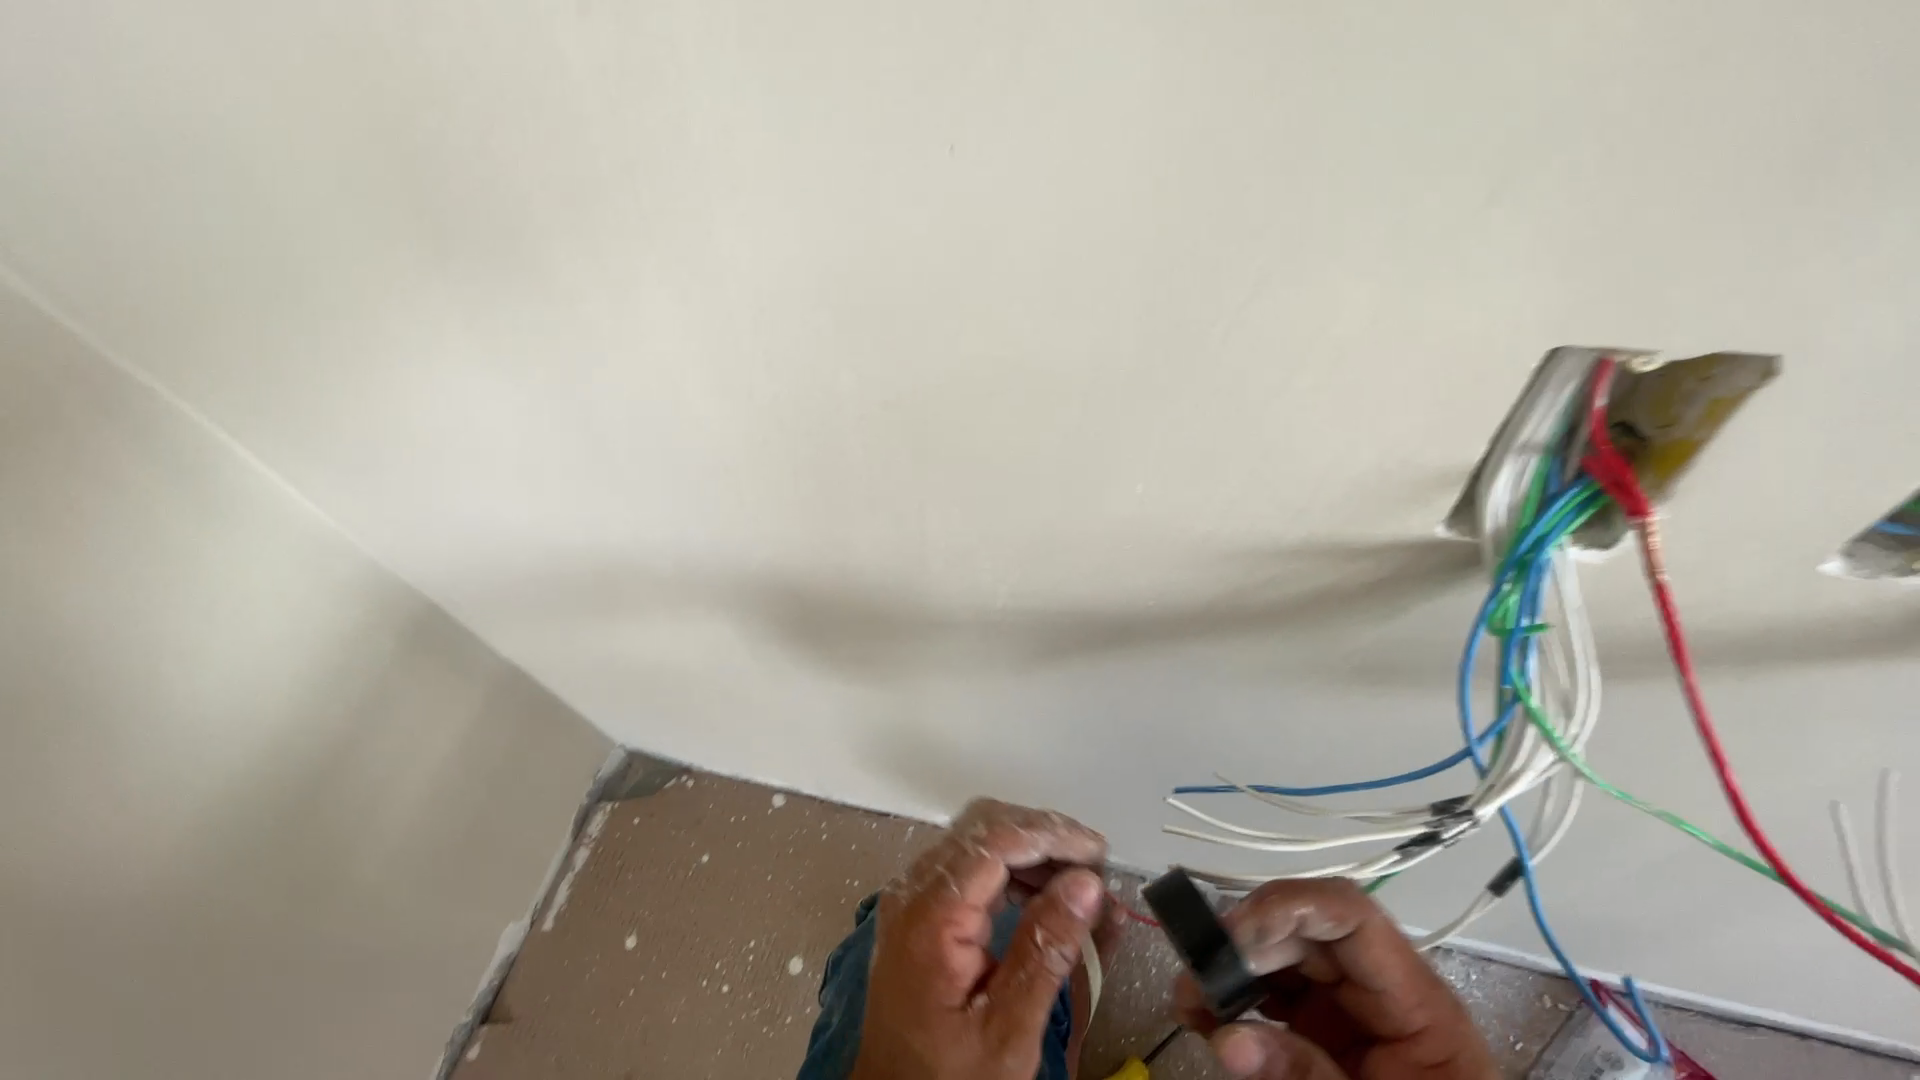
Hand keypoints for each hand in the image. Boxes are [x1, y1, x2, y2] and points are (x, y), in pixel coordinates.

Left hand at [849, 798, 1108, 1079]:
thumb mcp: (1008, 1030)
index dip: (1050, 834)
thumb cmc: (949, 1078)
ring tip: (1079, 884)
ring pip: (977, 838)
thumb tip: (1087, 884)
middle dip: (1044, 835)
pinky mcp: (920, 908)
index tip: (1097, 851)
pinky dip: (1011, 867)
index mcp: (931, 917)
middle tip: (1093, 865)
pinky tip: (1045, 894)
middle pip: (983, 827)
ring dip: (1031, 850)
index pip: (993, 840)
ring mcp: (913, 896)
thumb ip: (1045, 952)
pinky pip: (968, 864)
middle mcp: (914, 892)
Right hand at [1174, 879, 1496, 1079]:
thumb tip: (1225, 1040)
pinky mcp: (1324, 1032)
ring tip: (1190, 1003)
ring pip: (1279, 958)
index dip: (1286, 908)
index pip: (1349, 915)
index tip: (1230, 937)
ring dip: (1229, 970)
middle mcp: (1377, 988)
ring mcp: (1349, 1009)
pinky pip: (1273, 995)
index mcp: (1415, 1000)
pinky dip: (1235, 1002)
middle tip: (1193, 980)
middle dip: (1241, 945)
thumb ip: (1307, 1076)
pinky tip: (1206, 1020)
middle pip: (1301, 933)